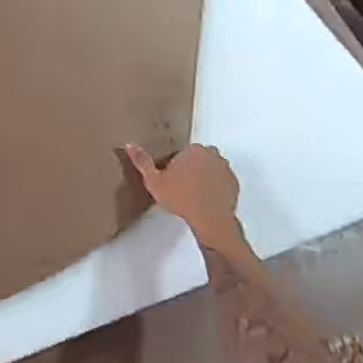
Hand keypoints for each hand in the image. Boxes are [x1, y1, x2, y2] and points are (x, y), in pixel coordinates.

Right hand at [124, 143, 245, 253]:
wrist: (210, 218)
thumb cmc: (181, 197)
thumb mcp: (153, 181)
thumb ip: (142, 161)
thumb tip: (129, 144)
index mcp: (193, 150)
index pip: (180, 152)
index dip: (172, 165)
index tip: (168, 178)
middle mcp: (212, 155)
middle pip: (196, 158)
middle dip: (189, 168)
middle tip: (177, 186)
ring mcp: (225, 169)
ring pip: (209, 169)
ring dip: (201, 177)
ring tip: (190, 194)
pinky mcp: (234, 183)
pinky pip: (220, 181)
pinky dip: (212, 187)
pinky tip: (202, 199)